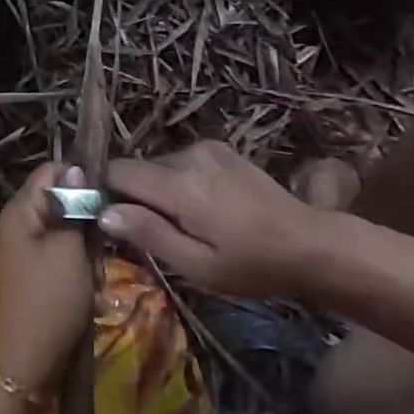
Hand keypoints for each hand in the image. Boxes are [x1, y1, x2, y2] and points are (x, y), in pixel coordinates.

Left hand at [0, 162, 94, 387]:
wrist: (27, 362)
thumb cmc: (50, 299)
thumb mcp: (69, 248)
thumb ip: (73, 204)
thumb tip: (77, 168)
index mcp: (21, 209)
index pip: (53, 169)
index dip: (81, 176)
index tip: (107, 197)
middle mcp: (21, 221)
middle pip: (62, 198)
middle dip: (87, 218)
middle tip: (103, 243)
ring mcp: (29, 246)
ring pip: (69, 227)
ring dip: (87, 247)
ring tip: (95, 273)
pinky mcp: (39, 268)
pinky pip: (65, 252)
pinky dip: (81, 266)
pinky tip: (90, 288)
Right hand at [98, 141, 324, 296]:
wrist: (309, 243)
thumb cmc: (251, 264)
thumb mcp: (197, 265)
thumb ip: (149, 235)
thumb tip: (104, 213)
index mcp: (180, 184)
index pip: (119, 170)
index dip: (107, 191)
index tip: (111, 218)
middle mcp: (189, 155)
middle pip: (139, 168)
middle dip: (137, 196)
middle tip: (157, 234)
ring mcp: (207, 148)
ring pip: (160, 165)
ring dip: (160, 190)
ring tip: (187, 224)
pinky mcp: (220, 149)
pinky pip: (182, 162)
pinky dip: (180, 182)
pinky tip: (205, 208)